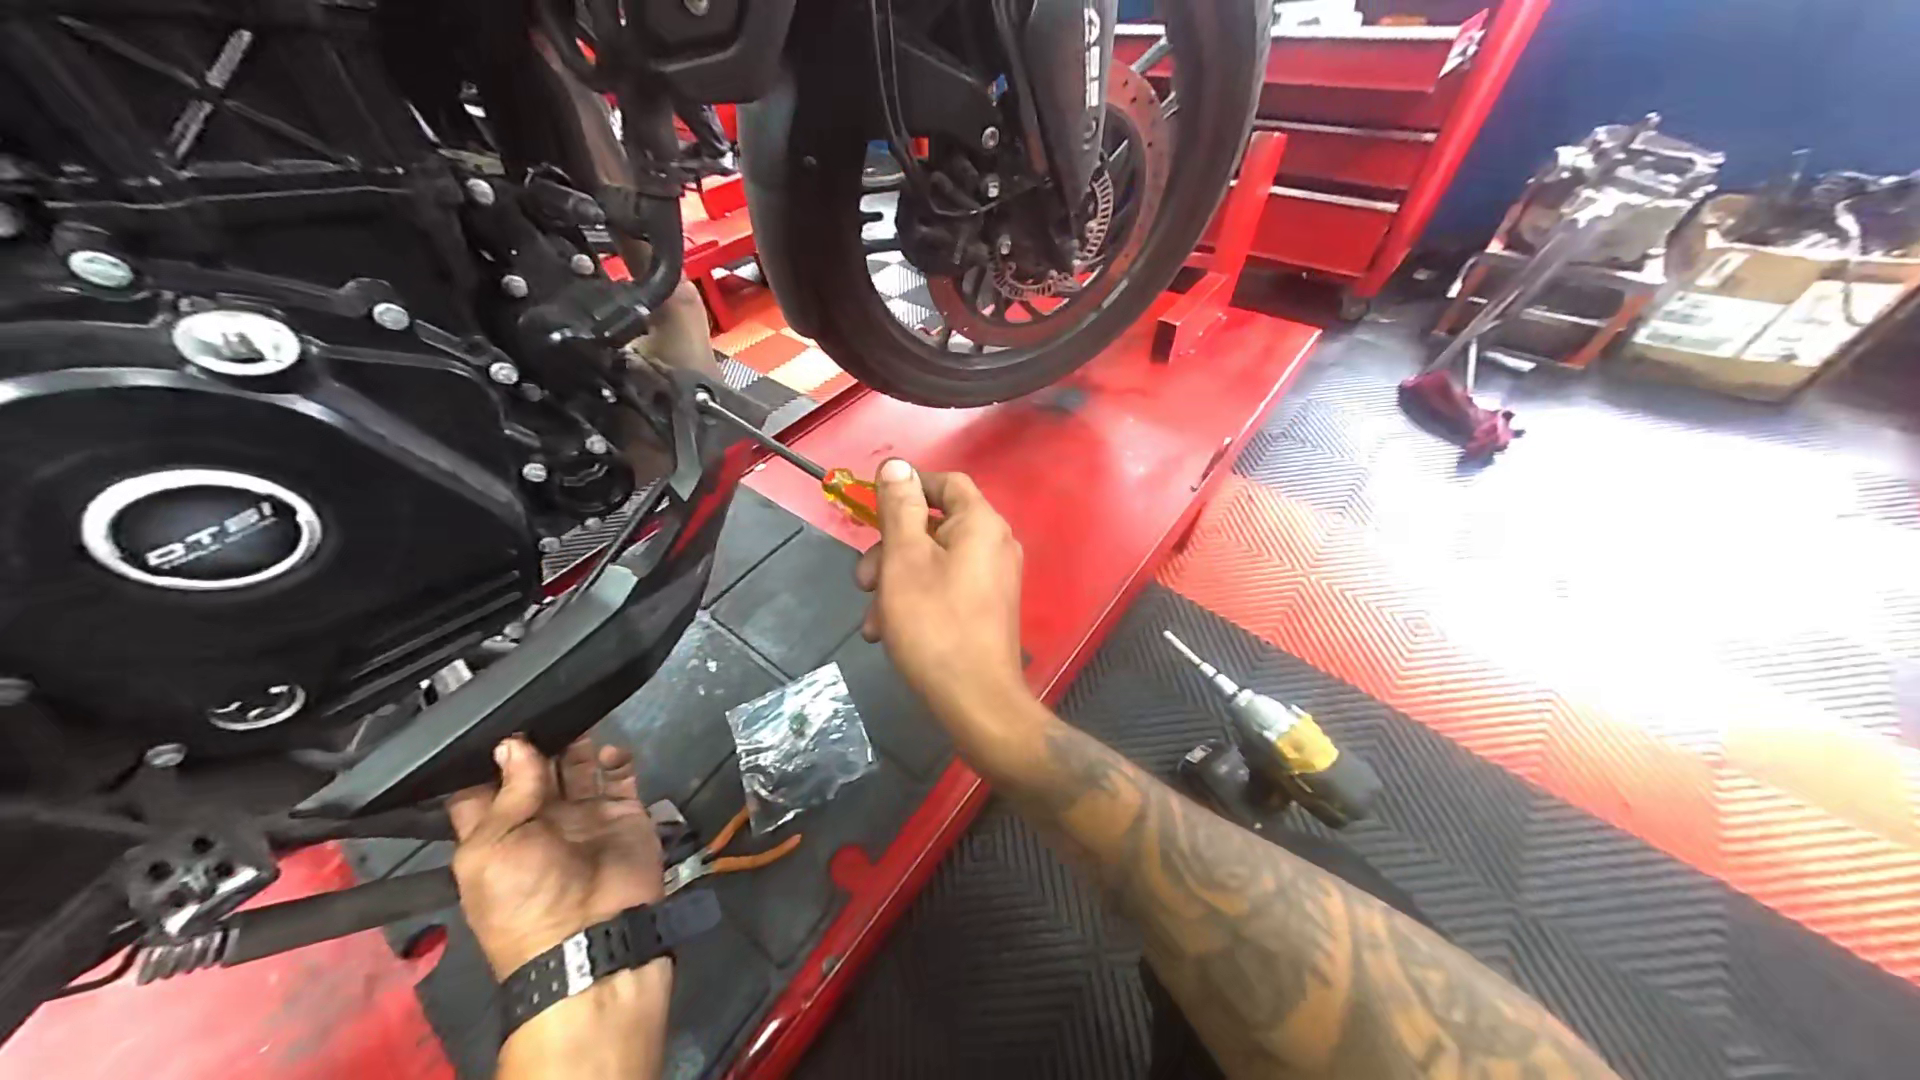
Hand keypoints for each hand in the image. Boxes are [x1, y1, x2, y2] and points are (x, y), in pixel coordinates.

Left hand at [447, 736, 664, 977]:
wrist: (593, 931)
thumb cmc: (525, 896)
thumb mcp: (493, 849)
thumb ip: (509, 792)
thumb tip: (514, 743)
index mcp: (496, 834)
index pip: (485, 788)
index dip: (488, 758)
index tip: (495, 724)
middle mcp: (540, 820)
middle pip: (536, 769)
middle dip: (537, 742)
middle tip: (541, 713)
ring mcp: (584, 814)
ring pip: (578, 765)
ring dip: (575, 742)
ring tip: (574, 721)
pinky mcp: (623, 811)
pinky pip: (620, 774)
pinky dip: (616, 757)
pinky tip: (607, 752)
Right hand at [854, 459, 1029, 725]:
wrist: (975, 700)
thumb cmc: (934, 623)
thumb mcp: (904, 559)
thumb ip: (899, 508)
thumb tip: (896, 465)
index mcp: (981, 523)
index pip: (945, 483)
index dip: (907, 488)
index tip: (871, 507)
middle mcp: (994, 544)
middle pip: (933, 526)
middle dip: (890, 550)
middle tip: (863, 580)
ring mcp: (993, 578)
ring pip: (932, 561)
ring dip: (894, 582)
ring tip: (872, 618)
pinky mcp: (986, 607)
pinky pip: (945, 587)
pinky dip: (914, 600)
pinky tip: (887, 631)